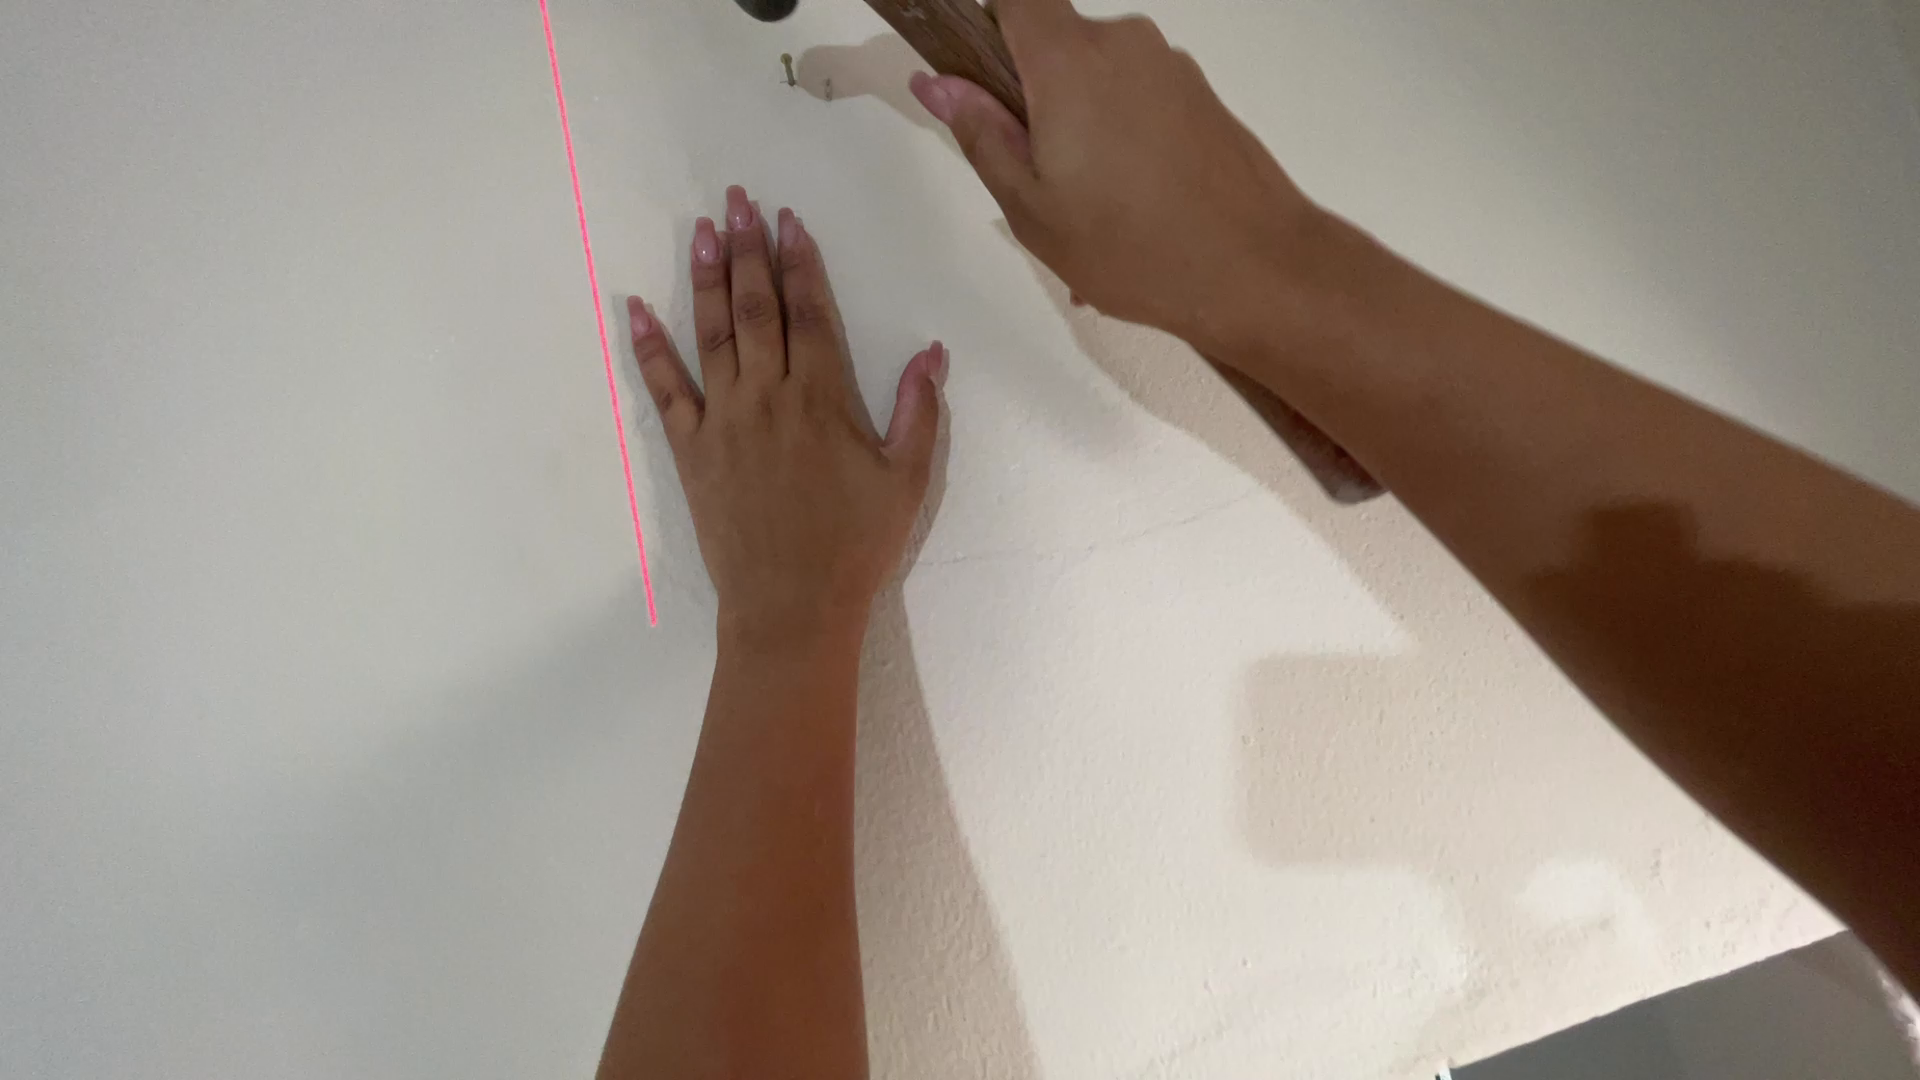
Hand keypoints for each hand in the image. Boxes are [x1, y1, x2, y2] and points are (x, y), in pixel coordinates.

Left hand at [628, 186, 946, 649]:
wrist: (792, 605)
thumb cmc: (855, 545)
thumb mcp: (906, 482)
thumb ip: (919, 413)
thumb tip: (931, 352)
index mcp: (822, 401)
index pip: (809, 315)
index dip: (800, 264)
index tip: (788, 221)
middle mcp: (767, 398)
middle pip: (756, 310)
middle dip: (748, 251)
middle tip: (736, 201)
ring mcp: (722, 423)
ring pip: (712, 336)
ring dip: (706, 281)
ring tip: (700, 232)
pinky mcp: (691, 452)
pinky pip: (665, 391)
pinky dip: (650, 349)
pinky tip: (636, 309)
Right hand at [910, 0, 1325, 357]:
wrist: (1252, 269)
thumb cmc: (1128, 248)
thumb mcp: (1032, 208)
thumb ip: (981, 137)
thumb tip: (936, 82)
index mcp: (1069, 62)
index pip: (1012, 1)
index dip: (984, 32)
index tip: (978, 89)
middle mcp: (1124, 44)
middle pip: (1056, 51)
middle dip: (1035, 108)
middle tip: (1038, 192)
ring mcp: (1171, 69)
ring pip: (1099, 88)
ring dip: (1079, 140)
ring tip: (1089, 223)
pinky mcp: (1201, 99)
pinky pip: (1138, 110)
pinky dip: (1120, 151)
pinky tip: (1129, 219)